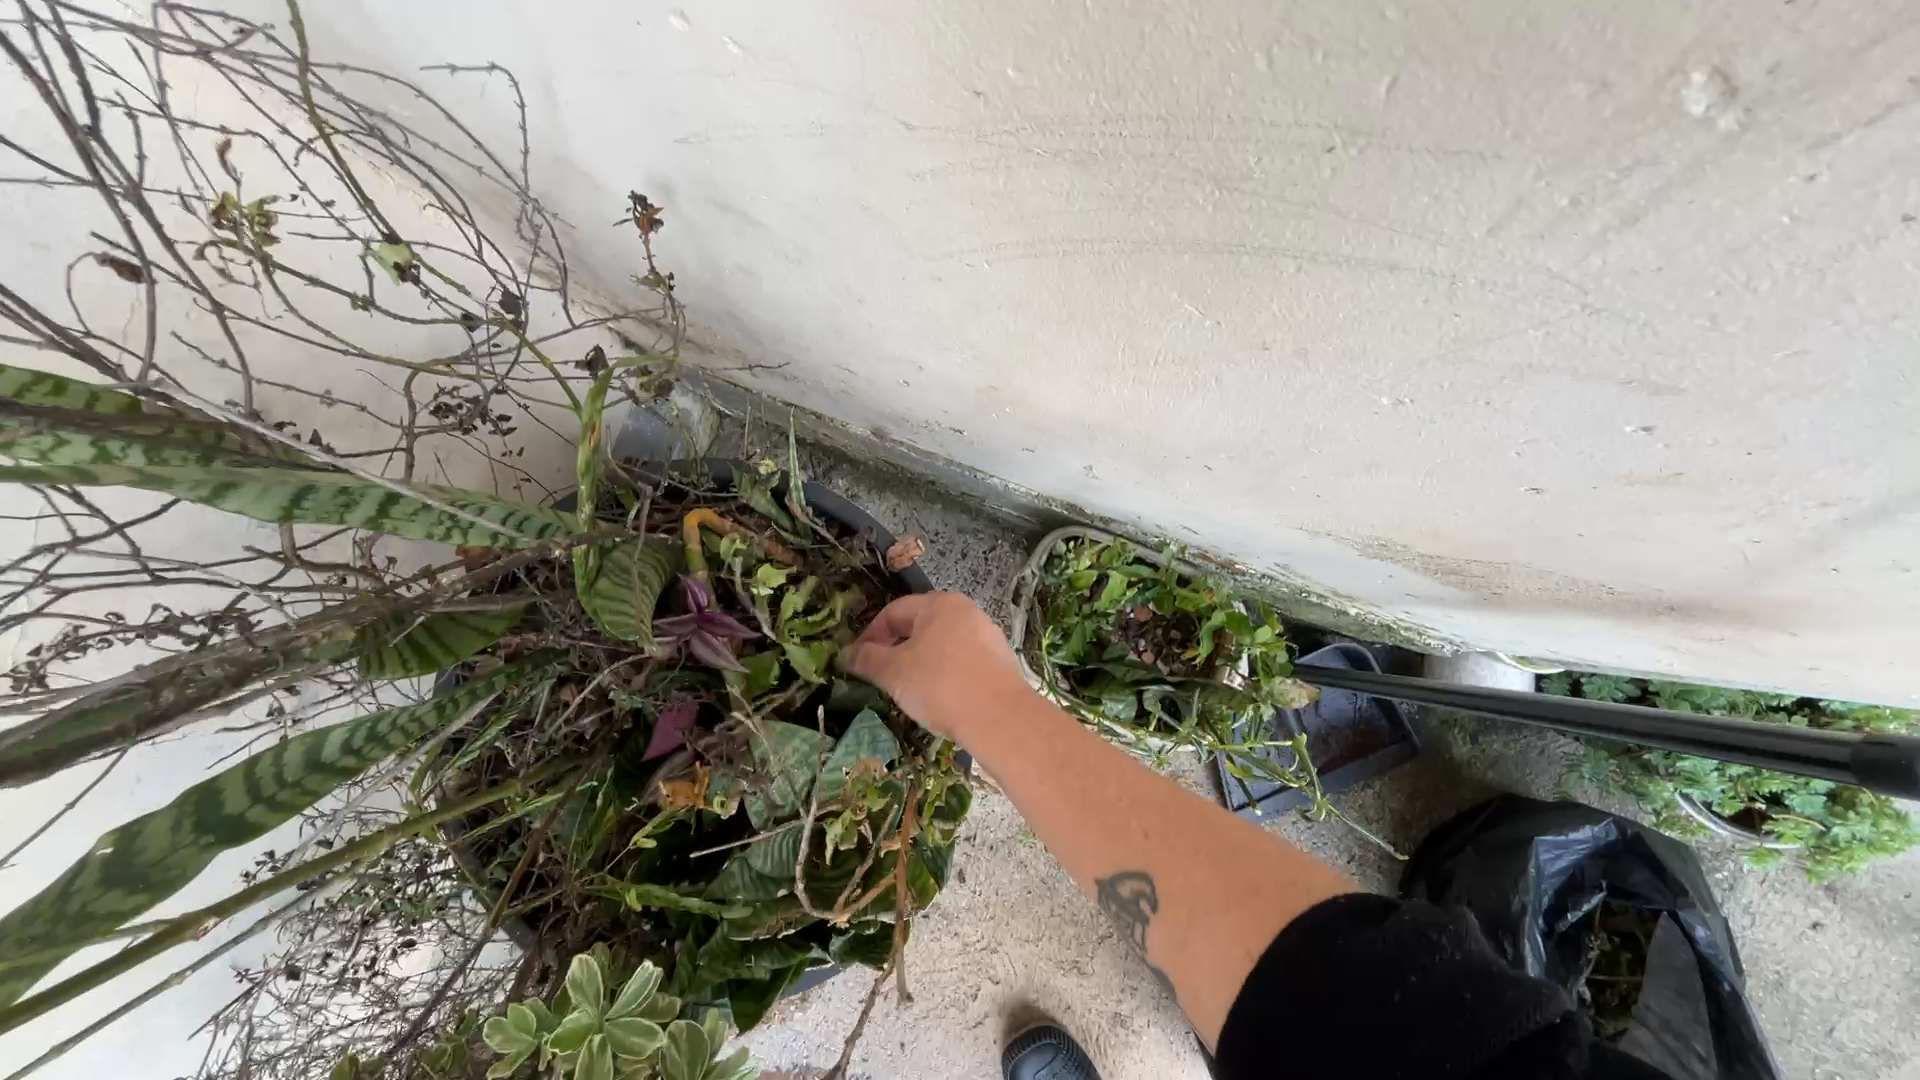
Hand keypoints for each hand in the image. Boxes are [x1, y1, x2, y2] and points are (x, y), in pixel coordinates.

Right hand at [839, 592, 1030, 741]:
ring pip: (941, 646)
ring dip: (919, 664)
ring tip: (909, 692)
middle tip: (881, 677)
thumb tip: (844, 654)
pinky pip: (962, 663)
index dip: (870, 635)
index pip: (894, 611)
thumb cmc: (940, 685)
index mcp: (940, 604)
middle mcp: (967, 612)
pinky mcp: (1000, 663)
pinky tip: (940, 700)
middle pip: (919, 627)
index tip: (858, 661)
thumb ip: (867, 659)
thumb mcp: (894, 672)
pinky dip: (944, 676)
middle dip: (895, 651)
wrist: (1000, 718)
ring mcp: (988, 637)